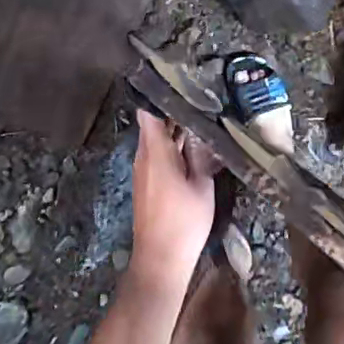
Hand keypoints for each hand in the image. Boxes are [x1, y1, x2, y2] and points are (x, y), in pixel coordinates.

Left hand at [128, 109, 219, 292]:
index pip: (147, 111)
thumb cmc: (183, 222)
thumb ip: (200, 154)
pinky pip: (156, 155)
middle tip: (196, 99)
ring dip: (172, 131)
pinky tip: (190, 148)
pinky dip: (170, 147)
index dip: (158, 94)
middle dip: (172, 112)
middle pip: (152, 123)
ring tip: (198, 119)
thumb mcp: (201, 185)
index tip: (176, 83)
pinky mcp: (145, 183)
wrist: (160, 260)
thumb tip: (202, 130)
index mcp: (155, 151)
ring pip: (155, 140)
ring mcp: (142, 170)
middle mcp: (143, 156)